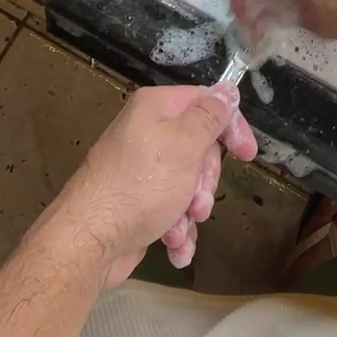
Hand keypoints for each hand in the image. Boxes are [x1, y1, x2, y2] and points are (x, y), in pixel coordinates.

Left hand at [40, 83, 258, 285]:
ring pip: (188, 183)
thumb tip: (228, 89)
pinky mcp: (138, 201)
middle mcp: (147, 132)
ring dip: (191, 209)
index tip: (248, 154)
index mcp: (156, 108)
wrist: (88, 241)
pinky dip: (177, 228)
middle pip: (199, 147)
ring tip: (178, 227)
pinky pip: (171, 208)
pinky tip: (174, 247)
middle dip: (205, 180)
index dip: (230, 126)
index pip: (206, 102)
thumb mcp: (185, 145)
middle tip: (197, 201)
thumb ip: (209, 116)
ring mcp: (141, 169)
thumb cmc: (141, 185)